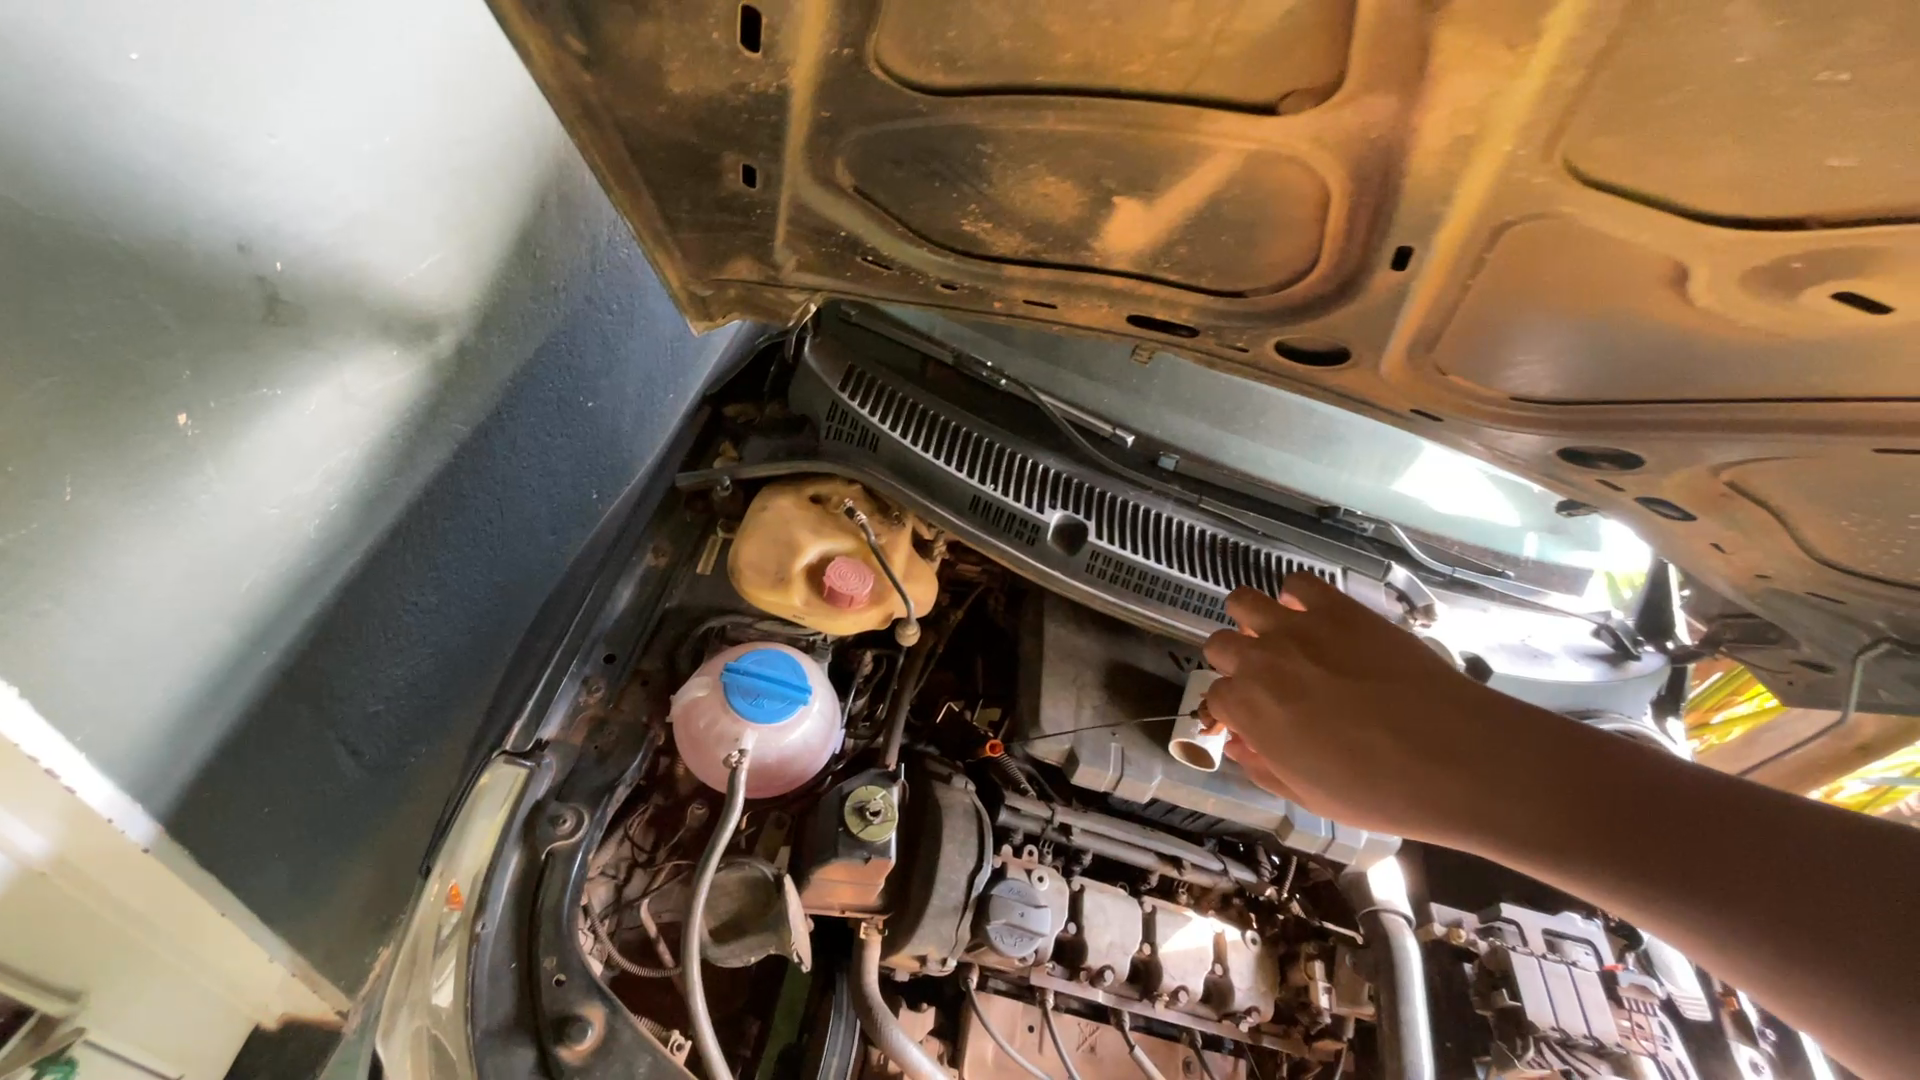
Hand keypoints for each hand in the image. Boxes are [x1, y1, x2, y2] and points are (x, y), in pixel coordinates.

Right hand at [1201, 573, 1541, 846]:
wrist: (1459, 757)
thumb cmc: (1381, 791)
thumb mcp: (1310, 797)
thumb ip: (1263, 768)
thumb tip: (1241, 745)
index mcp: (1248, 709)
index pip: (1214, 699)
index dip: (1230, 713)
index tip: (1249, 724)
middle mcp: (1260, 661)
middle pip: (1219, 645)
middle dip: (1233, 664)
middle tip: (1265, 683)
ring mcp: (1298, 628)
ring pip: (1242, 602)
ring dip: (1250, 621)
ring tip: (1277, 640)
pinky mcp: (1338, 608)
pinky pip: (1299, 583)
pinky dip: (1297, 597)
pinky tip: (1313, 618)